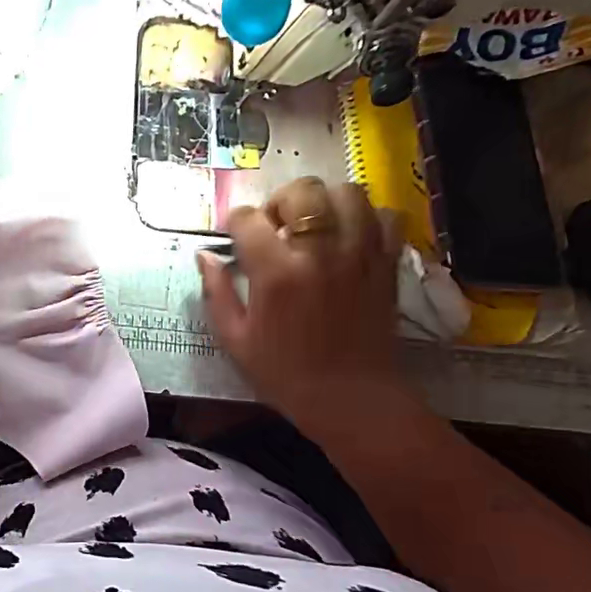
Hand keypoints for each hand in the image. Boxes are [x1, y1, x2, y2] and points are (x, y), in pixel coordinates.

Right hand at [196, 178, 401, 425]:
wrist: (351, 400)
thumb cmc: (286, 375)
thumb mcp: (235, 341)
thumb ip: (216, 294)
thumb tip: (204, 256)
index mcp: (276, 273)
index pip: (248, 218)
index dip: (236, 223)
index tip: (238, 238)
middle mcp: (319, 253)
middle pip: (302, 191)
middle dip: (280, 201)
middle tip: (277, 227)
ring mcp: (359, 255)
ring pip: (347, 193)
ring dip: (326, 201)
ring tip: (316, 225)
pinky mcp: (386, 264)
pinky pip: (385, 217)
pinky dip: (367, 217)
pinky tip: (351, 236)